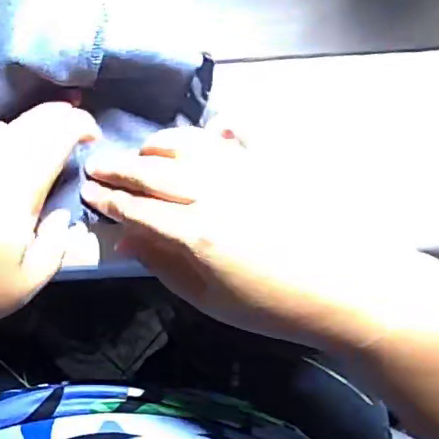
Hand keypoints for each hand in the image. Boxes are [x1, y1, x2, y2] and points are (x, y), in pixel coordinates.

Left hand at [0, 102, 98, 341]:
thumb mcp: (24, 284)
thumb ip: (55, 244)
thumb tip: (59, 212)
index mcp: (13, 187)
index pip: (55, 133)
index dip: (79, 126)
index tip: (90, 137)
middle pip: (27, 121)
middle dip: (56, 119)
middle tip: (70, 133)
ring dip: (21, 133)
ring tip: (29, 156)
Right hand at [81, 127, 438, 352]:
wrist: (351, 290)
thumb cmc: (275, 307)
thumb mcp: (209, 299)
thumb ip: (164, 265)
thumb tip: (127, 240)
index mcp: (194, 232)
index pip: (136, 207)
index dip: (107, 199)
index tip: (87, 192)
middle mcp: (213, 192)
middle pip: (152, 170)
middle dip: (118, 167)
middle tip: (97, 165)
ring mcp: (245, 171)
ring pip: (187, 144)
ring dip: (158, 145)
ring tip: (143, 152)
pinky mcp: (273, 163)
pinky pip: (236, 136)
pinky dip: (217, 131)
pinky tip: (210, 131)